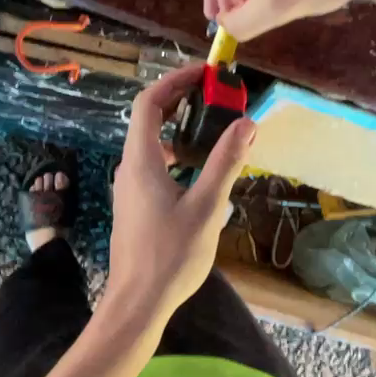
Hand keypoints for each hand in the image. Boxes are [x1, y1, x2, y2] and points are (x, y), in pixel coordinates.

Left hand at [105, 63, 256, 323]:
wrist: (137, 302)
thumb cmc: (170, 256)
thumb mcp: (206, 207)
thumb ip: (225, 163)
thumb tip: (246, 123)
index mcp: (140, 161)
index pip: (149, 103)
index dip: (175, 81)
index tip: (206, 74)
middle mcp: (129, 168)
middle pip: (149, 119)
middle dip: (182, 101)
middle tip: (217, 96)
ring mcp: (129, 188)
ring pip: (152, 144)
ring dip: (180, 129)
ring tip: (214, 128)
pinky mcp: (135, 206)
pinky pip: (154, 165)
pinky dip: (177, 154)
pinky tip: (200, 171)